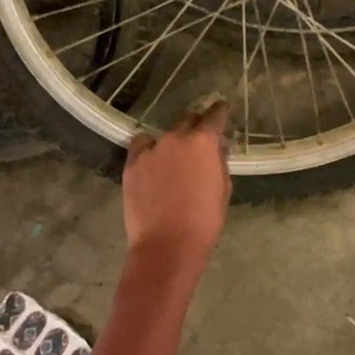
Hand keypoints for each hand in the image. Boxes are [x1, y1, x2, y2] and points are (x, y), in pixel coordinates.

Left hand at [121, 99, 231, 272]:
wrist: (167, 244)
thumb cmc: (204, 220)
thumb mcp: (223, 189)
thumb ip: (219, 162)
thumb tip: (216, 149)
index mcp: (203, 142)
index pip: (214, 115)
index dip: (219, 111)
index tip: (221, 109)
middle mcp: (176, 138)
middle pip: (187, 120)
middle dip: (195, 126)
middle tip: (198, 140)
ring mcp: (151, 149)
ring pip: (164, 135)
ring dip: (172, 141)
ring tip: (172, 157)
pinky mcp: (132, 164)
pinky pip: (142, 146)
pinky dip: (148, 149)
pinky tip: (152, 163)